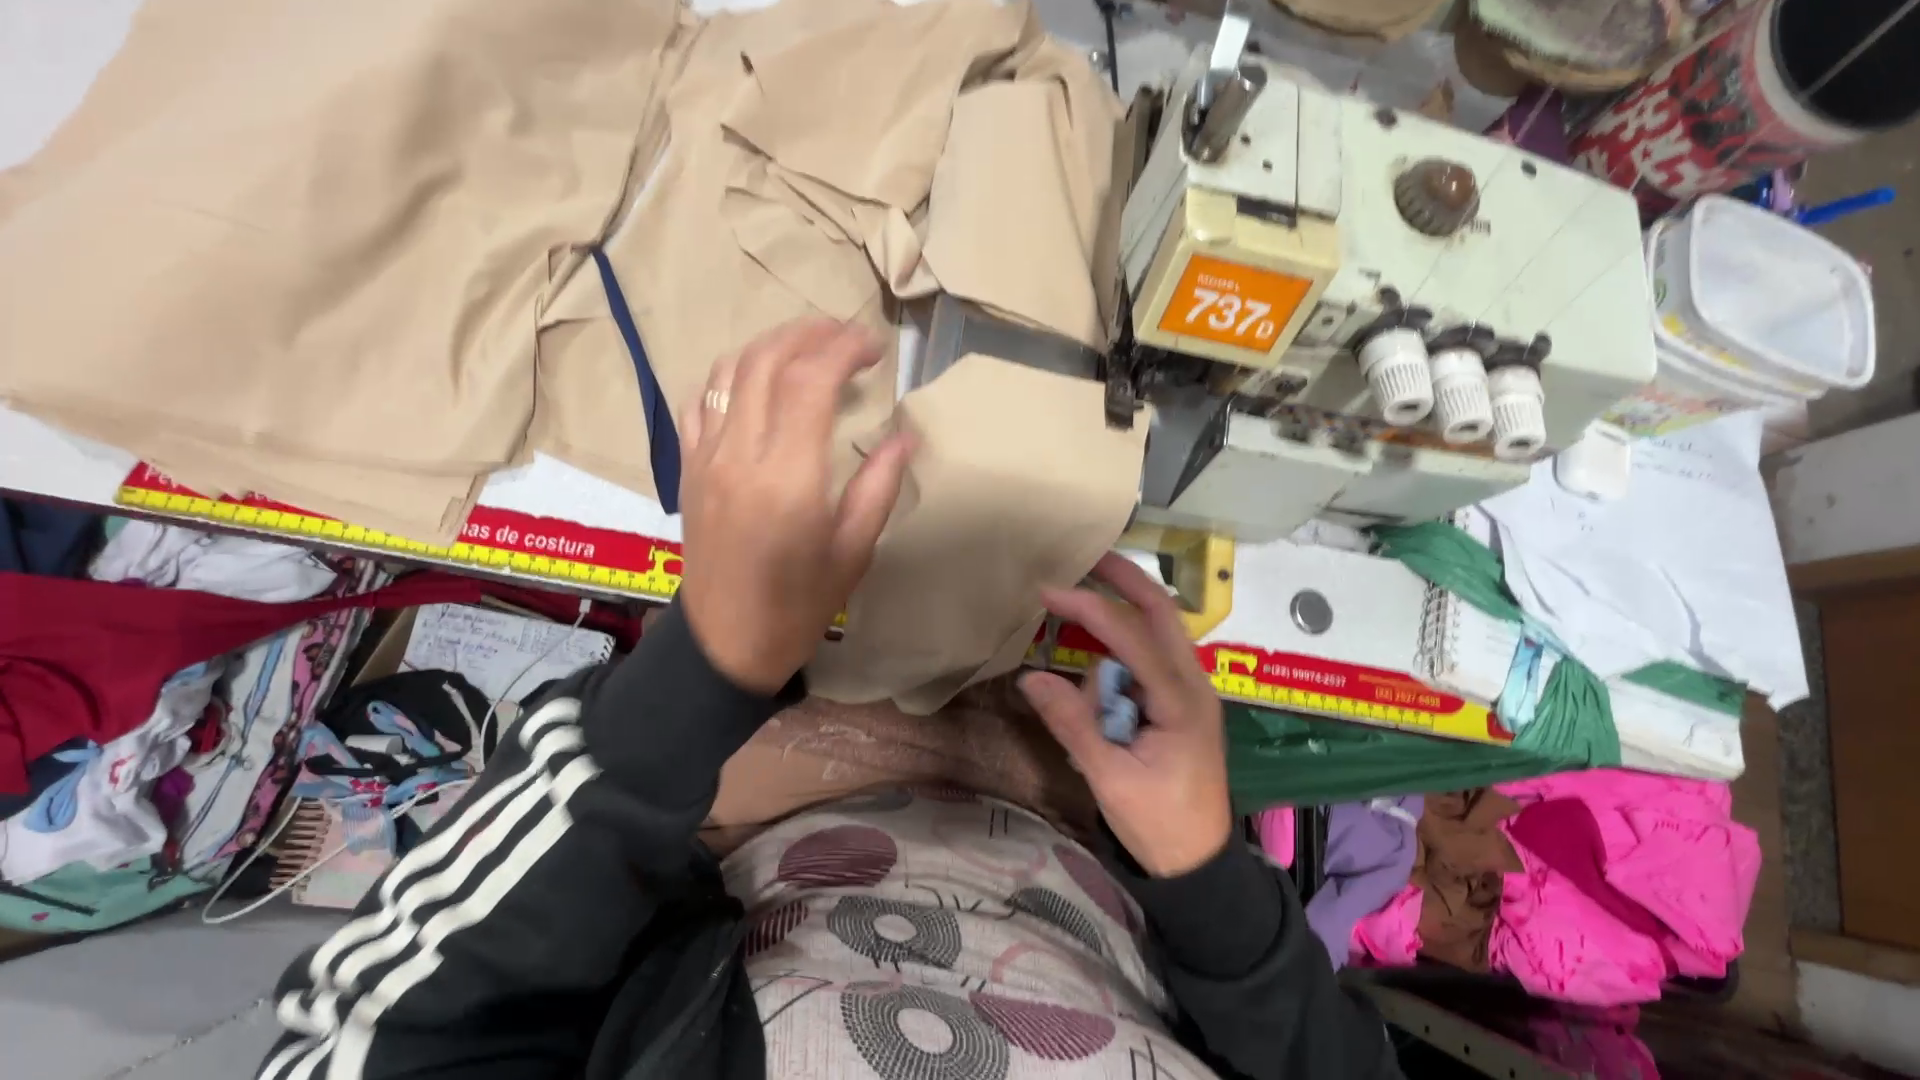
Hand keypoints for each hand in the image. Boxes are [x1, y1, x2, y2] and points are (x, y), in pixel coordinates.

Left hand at [677, 318, 914, 693]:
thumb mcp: (853, 552)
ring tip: (806, 347)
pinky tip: (754, 384)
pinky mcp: (688, 470)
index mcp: (789, 478)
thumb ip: (878, 487)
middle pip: (766, 361)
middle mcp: (741, 456)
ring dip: (768, 347)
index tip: (875, 347)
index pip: (811, 382)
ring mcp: (706, 459)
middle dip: (809, 333)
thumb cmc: (800, 606)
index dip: (844, 349)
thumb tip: (904, 436)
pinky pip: (700, 403)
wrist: (727, 643)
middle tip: (845, 334)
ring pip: (729, 373)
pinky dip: (729, 378)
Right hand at [1018, 553, 1233, 877]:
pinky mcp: (1182, 703)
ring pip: (1155, 636)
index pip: (1132, 637)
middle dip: (1125, 579)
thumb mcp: (1109, 779)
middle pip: (1162, 613)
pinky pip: (1149, 663)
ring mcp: (1192, 692)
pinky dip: (1122, 659)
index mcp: (1181, 702)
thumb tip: (1031, 677)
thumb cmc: (1158, 824)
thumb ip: (1073, 725)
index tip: (1048, 590)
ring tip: (1090, 693)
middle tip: (1087, 555)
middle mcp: (1194, 685)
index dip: (1090, 607)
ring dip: (1118, 633)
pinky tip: (1100, 695)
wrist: (1200, 863)